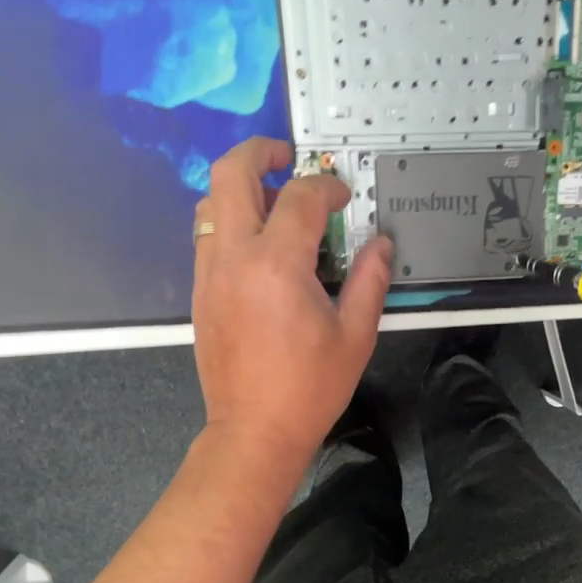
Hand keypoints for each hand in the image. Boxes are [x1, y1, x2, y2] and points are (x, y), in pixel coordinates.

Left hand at [191, 137, 393, 459]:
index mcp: (278, 264)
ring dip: (241, 188)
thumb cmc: (309, 389)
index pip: (301, 196)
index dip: (327, 186)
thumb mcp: (355, 336)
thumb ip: (369, 280)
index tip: (343, 196)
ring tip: (272, 203)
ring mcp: (210, 272)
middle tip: (287, 158)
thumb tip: (380, 245)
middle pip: (233, 173)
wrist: (254, 430)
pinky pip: (207, 235)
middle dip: (261, 153)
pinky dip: (230, 222)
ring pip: (211, 201)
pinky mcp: (201, 292)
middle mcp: (235, 256)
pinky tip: (258, 246)